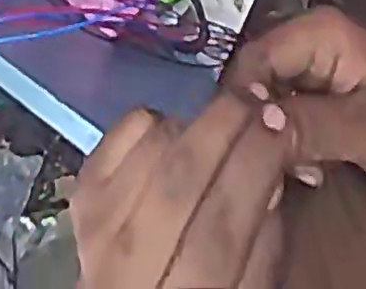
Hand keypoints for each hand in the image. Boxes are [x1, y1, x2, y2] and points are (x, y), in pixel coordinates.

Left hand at [71, 94, 291, 288]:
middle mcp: (130, 266)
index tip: (282, 123)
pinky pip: (119, 135)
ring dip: (196, 121)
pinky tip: (175, 130)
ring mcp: (97, 228)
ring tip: (226, 117)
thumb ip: (265, 243)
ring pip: (151, 150)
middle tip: (258, 98)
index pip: (221, 227)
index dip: (255, 165)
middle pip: (180, 177)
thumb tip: (273, 168)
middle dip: (227, 125)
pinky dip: (153, 120)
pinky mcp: (83, 197)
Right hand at [224, 8, 365, 188]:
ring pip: (263, 92)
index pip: (255, 56)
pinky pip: (278, 104)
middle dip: (260, 120)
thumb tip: (257, 124)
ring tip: (301, 168)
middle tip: (280, 164)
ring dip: (274, 132)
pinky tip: (306, 163)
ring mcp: (308, 59)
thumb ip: (310, 123)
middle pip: (254, 73)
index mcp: (318, 31)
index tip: (253, 145)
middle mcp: (305, 36)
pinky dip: (285, 135)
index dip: (246, 100)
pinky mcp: (310, 83)